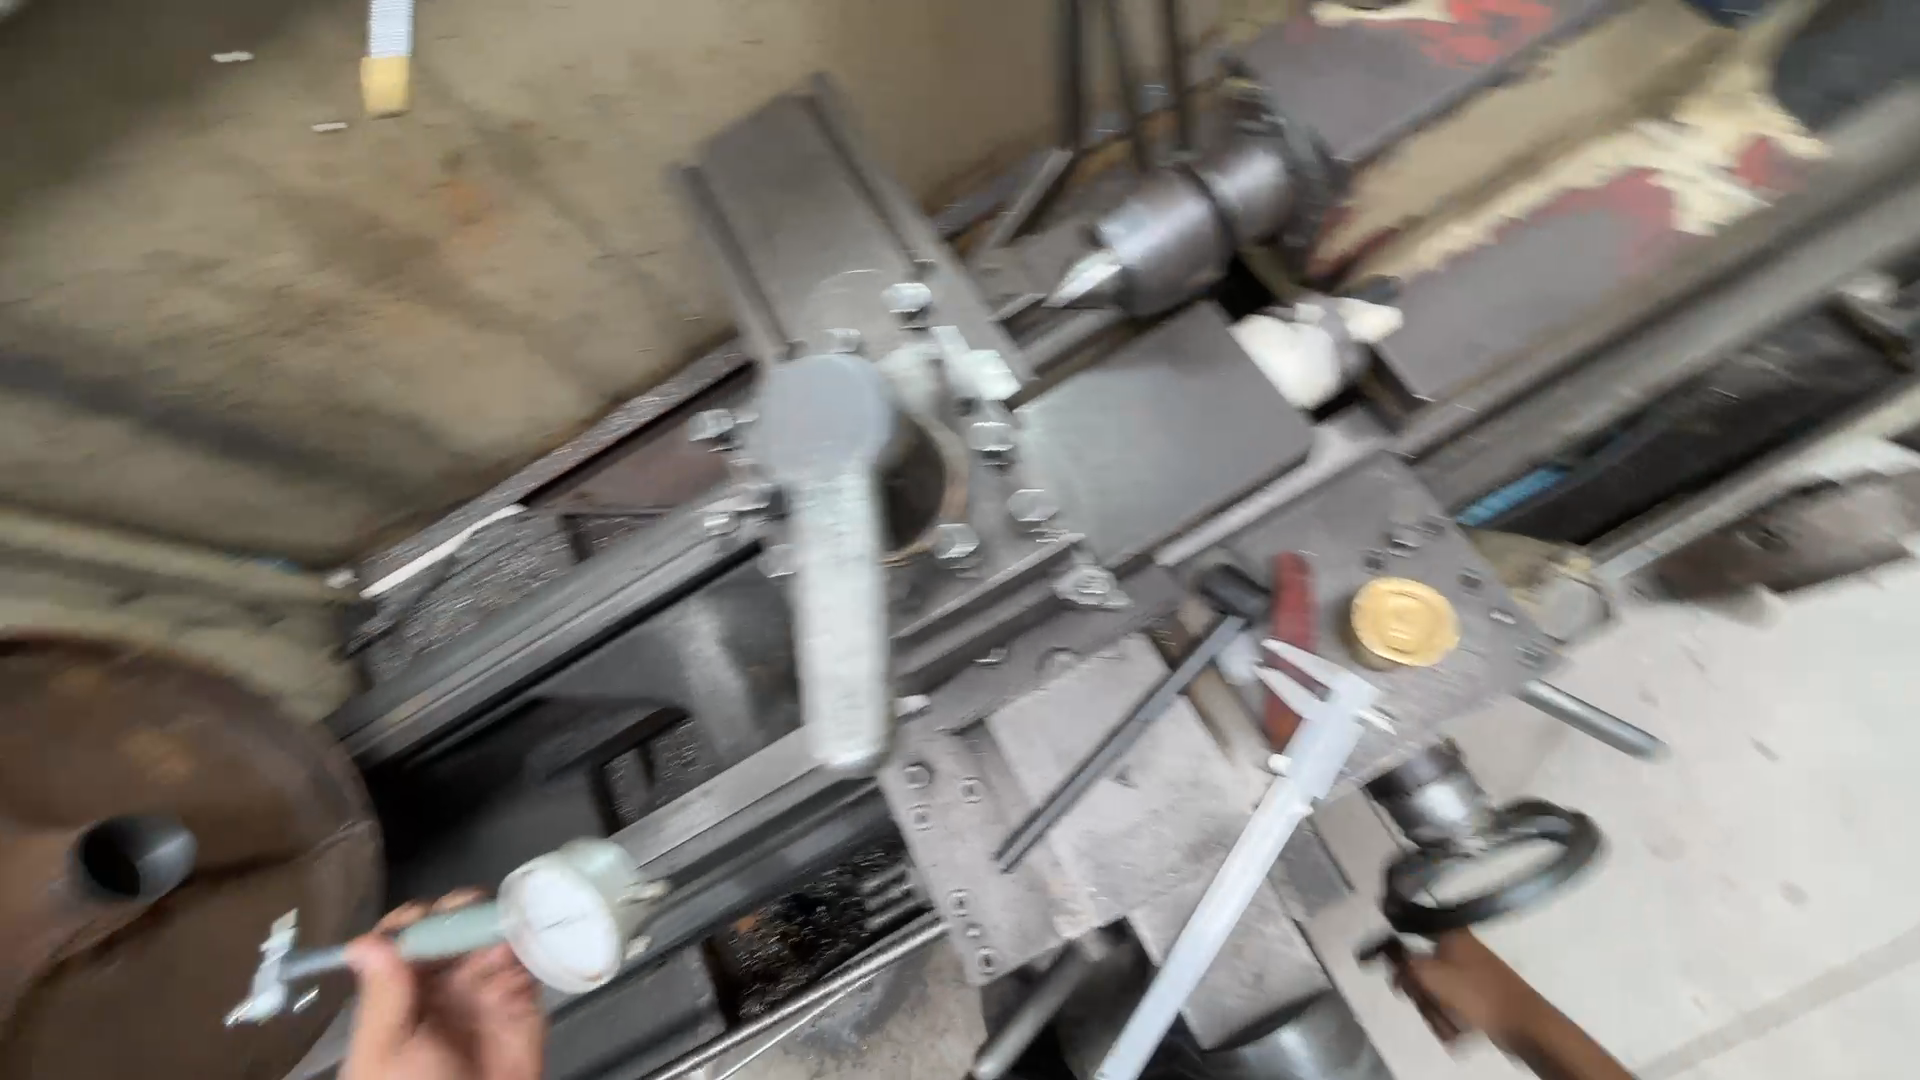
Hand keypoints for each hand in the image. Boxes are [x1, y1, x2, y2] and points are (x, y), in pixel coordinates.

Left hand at [342, 891, 544, 1079]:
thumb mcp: (384, 1057)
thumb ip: (382, 998)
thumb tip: (362, 942)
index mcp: (400, 995)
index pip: (403, 940)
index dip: (412, 921)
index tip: (424, 915)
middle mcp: (442, 983)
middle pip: (451, 927)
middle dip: (460, 912)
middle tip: (471, 913)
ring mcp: (485, 985)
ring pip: (491, 933)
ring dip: (496, 923)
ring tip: (498, 932)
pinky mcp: (525, 990)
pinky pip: (528, 953)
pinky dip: (529, 938)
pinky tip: (522, 941)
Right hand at [1386, 930, 1548, 1050]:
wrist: (1529, 1027)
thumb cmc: (1476, 992)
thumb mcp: (1428, 974)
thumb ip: (1401, 965)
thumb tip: (1389, 962)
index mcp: (1447, 933)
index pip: (1407, 927)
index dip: (1393, 947)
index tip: (1389, 968)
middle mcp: (1457, 949)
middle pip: (1418, 966)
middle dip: (1420, 993)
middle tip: (1425, 1002)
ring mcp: (1470, 974)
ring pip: (1434, 990)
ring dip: (1435, 1011)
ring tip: (1448, 1024)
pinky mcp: (1479, 998)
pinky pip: (1452, 1005)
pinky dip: (1450, 1020)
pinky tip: (1459, 1033)